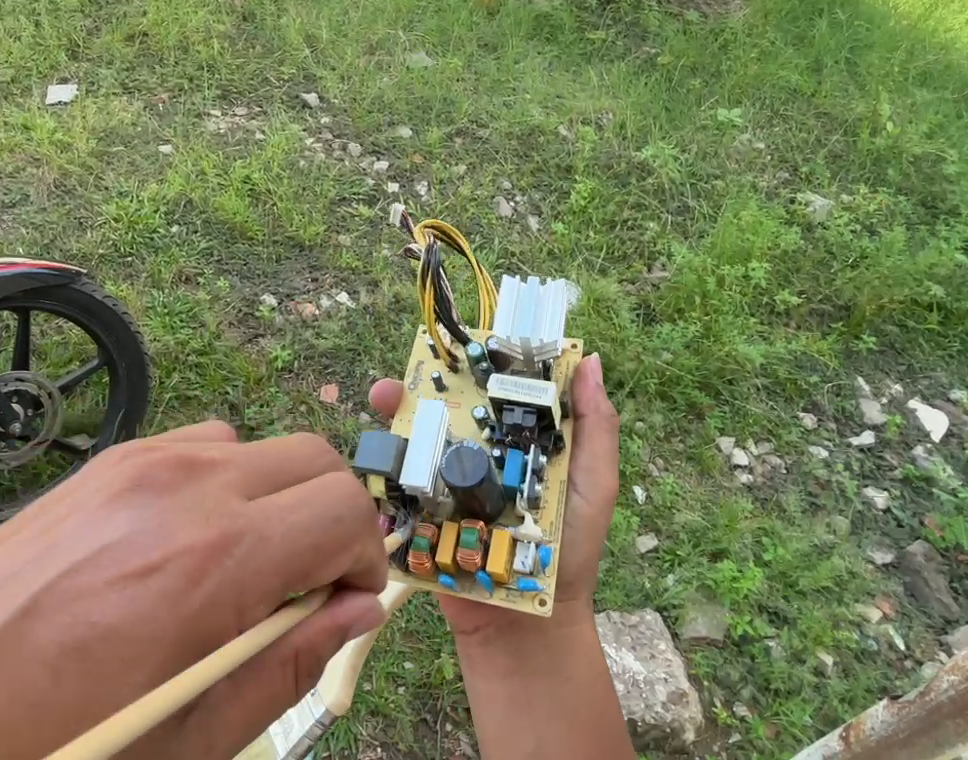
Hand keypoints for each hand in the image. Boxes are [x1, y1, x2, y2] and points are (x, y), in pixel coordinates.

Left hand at [0, 423, 387, 759]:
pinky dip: (221, 482)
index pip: (345, 509)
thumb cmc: (57, 741)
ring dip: (273, 498)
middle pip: (315, 458)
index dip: (365, 556)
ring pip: (257, 447)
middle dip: (332, 516)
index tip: (344, 599)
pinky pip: (199, 445)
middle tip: (305, 583)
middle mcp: (187, 485)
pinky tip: (181, 544)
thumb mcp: (191, 734)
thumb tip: (357, 611)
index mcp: (216, 559)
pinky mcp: (108, 460)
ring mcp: (142, 461)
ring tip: (238, 567)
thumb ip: (289, 661)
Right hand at [367, 353, 618, 638]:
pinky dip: (381, 467)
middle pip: (445, 407)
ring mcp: (446, 484)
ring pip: (414, 439)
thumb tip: (592, 361)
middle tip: (407, 371)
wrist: (528, 628)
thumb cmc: (570, 554)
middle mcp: (477, 454)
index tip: (462, 340)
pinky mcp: (422, 515)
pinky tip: (371, 451)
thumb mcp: (593, 486)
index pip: (494, 390)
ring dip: (394, 416)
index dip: (479, 361)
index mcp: (515, 441)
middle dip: (423, 383)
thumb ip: (596, 429)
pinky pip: (397, 485)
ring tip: (382, 399)